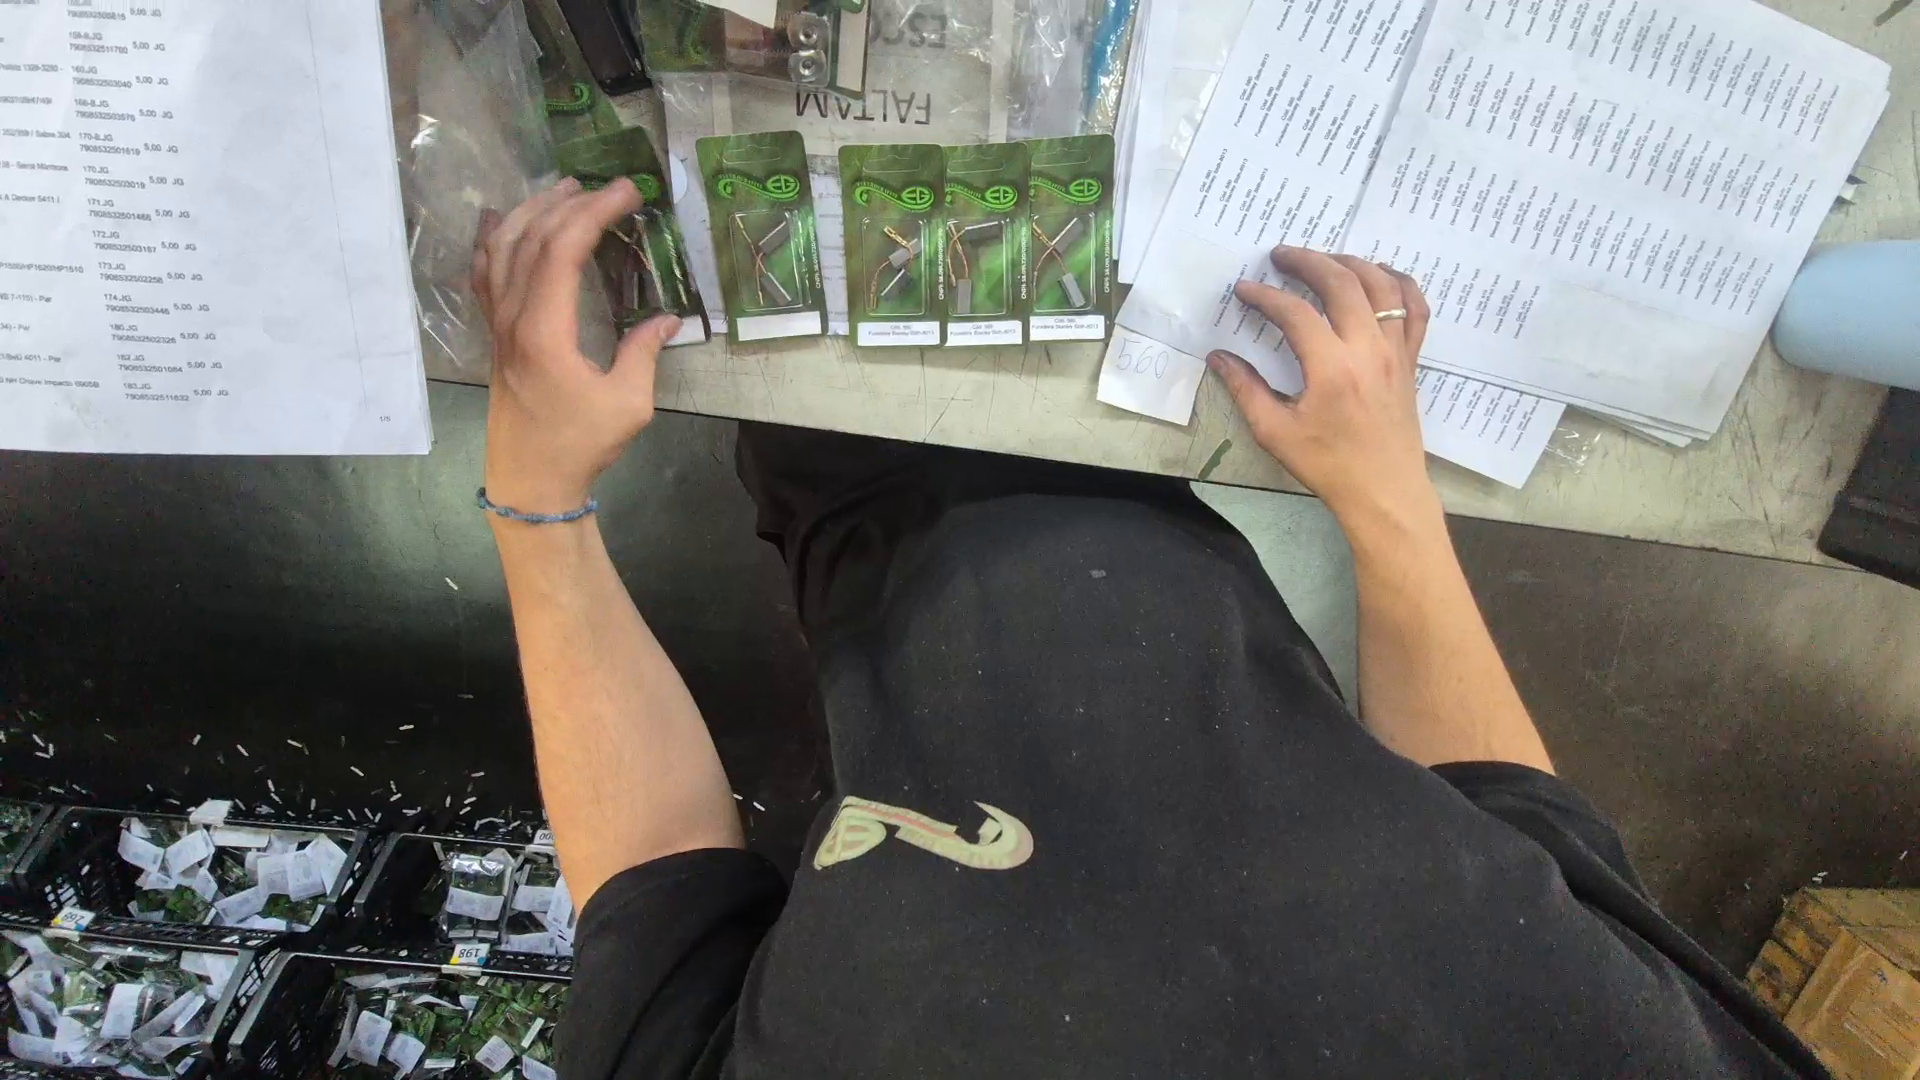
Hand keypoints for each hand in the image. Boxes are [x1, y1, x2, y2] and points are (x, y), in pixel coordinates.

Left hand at [472, 177, 682, 516]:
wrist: (532, 477)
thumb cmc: (582, 443)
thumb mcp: (629, 403)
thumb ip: (644, 353)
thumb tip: (667, 319)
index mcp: (545, 329)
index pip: (563, 250)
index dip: (595, 213)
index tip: (627, 193)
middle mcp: (513, 315)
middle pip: (532, 238)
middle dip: (570, 203)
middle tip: (607, 187)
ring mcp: (497, 323)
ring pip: (502, 247)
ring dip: (533, 211)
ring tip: (563, 190)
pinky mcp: (495, 335)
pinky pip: (486, 272)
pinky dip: (496, 238)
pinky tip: (505, 221)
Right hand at [1207, 246, 1437, 535]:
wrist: (1383, 489)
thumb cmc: (1326, 464)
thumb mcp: (1275, 431)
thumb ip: (1246, 389)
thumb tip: (1219, 357)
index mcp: (1332, 369)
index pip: (1296, 314)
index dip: (1266, 297)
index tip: (1244, 290)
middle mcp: (1369, 349)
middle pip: (1343, 283)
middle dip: (1308, 262)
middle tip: (1281, 255)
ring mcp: (1396, 350)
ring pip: (1382, 285)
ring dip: (1350, 263)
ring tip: (1323, 260)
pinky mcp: (1410, 358)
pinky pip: (1415, 306)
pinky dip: (1398, 282)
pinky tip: (1378, 276)